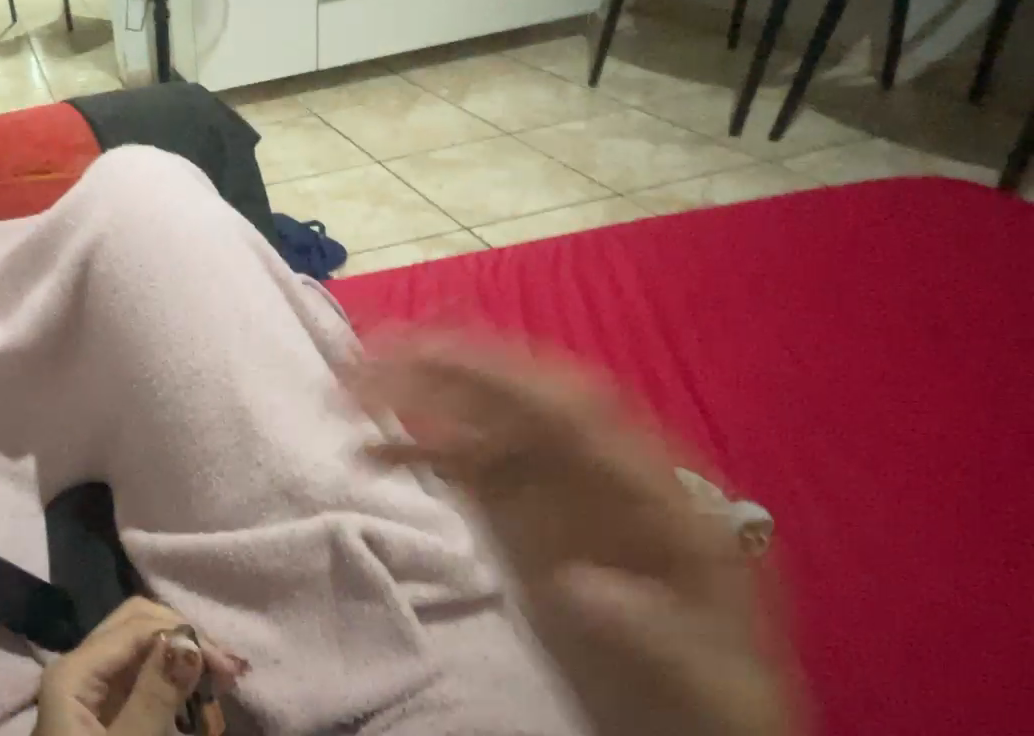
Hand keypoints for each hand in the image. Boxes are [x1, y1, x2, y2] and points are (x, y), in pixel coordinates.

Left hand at [34, 598, 247, 735]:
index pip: (137, 624)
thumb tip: (188, 639)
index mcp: (74, 672)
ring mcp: (90, 690)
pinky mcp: (103, 713)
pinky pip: (140, 680)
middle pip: (138, 627)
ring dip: (182, 663)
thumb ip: (156, 695)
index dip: (186, 636)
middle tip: (229, 675)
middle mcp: (79, 669)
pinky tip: (196, 706)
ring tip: (218, 690)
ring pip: (142, 651)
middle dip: (185, 641)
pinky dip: (170, 686)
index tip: (232, 671)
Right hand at [345, 334, 796, 735]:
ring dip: (417, 394)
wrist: (682, 714)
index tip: (436, 356)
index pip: (575, 413)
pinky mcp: (516, 505)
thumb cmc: (702, 692)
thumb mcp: (700, 678)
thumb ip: (651, 631)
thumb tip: (582, 586)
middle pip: (516, 399)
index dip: (503, 378)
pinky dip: (414, 448)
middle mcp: (593, 465)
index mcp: (648, 486)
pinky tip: (370, 451)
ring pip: (479, 418)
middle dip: (443, 369)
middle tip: (370, 355)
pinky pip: (460, 460)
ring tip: (351, 386)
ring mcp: (550, 482)